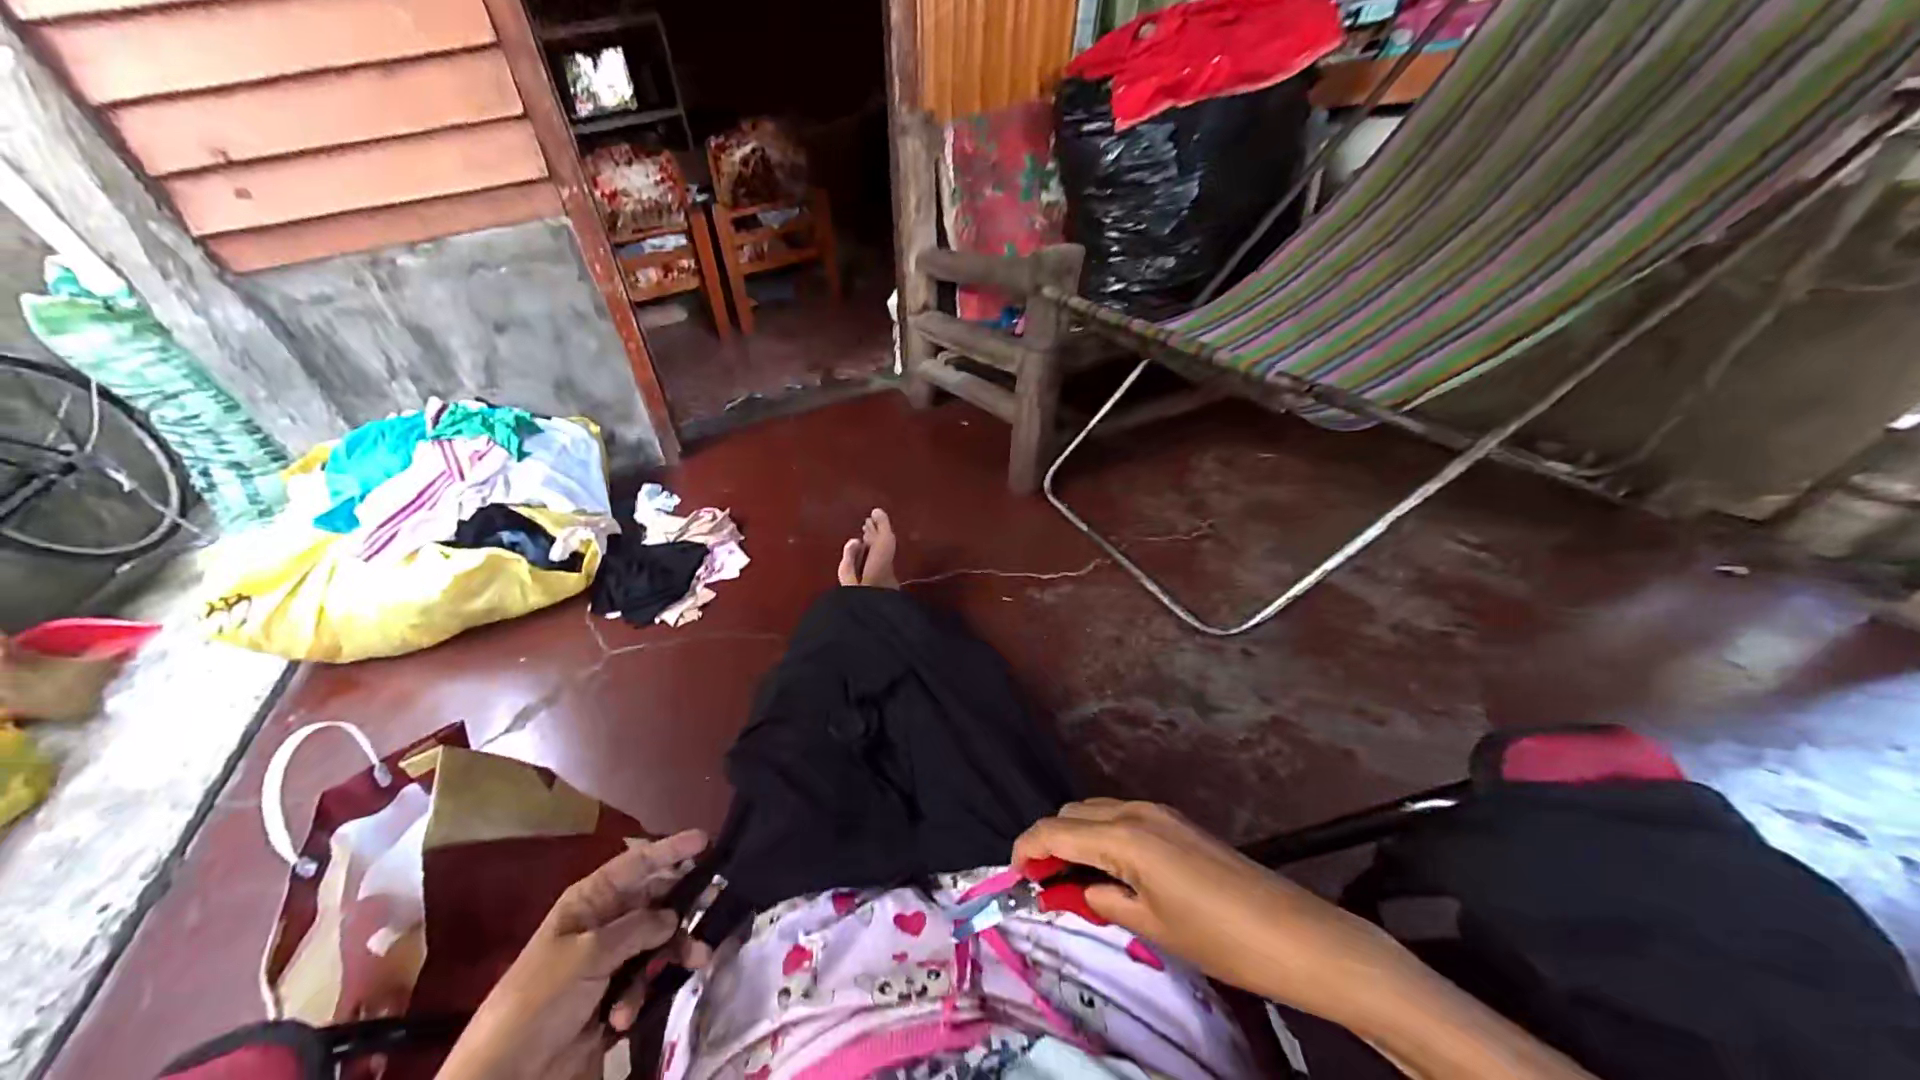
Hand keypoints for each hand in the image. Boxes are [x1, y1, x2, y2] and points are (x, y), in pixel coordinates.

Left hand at [436, 830, 711, 1079]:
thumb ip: (637, 929)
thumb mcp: (587, 955)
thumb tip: (673, 917)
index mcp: (589, 902)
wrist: (508, 1075)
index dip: (670, 850)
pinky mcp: (616, 994)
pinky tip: (625, 1015)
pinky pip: (647, 979)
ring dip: (675, 951)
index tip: (705, 838)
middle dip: (684, 903)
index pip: (636, 864)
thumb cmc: (539, 1000)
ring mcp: (611, 960)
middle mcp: (604, 923)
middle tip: (716, 900)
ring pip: (660, 940)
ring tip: (698, 961)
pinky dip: (642, 993)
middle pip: (655, 899)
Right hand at [1013, 799, 1419, 1030]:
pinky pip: (1121, 817)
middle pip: (1070, 814)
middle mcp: (1136, 811)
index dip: (1026, 849)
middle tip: (1045, 884)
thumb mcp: (1150, 925)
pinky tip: (1110, 870)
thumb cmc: (1218, 938)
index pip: (1054, 831)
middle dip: (1049, 842)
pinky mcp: (1176, 821)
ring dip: (1075, 837)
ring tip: (1075, 881)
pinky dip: (1102, 836)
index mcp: (1124, 836)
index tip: (1014, 875)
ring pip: (1095, 811)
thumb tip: (1065, 891)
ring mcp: (1159, 811)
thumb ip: (1099, 900)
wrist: (1295, 935)